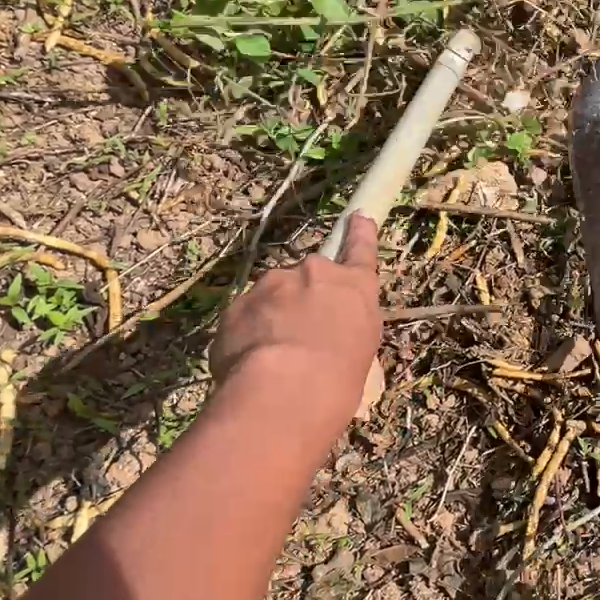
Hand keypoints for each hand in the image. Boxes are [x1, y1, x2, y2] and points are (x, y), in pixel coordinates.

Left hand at [210, 213, 382, 421]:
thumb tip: (330, 326)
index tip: (358, 215)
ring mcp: (273, 284)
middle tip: (303, 330)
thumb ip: (348, 320)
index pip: (361, 250)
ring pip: (273, 295)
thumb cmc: (342, 370)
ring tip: (275, 352)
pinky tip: (252, 359)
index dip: (360, 233)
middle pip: (309, 276)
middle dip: (304, 295)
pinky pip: (244, 315)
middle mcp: (316, 273)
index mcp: (355, 284)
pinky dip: (248, 332)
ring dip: (274, 314)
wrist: (287, 384)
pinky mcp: (237, 304)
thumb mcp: (362, 344)